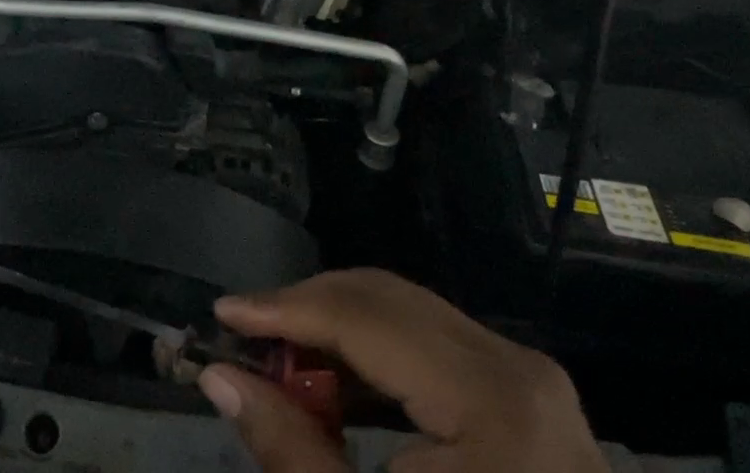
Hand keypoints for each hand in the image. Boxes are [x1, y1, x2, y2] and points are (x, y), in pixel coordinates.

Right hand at [196, 269, 606, 472]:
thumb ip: (291, 451)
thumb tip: (220, 378)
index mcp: (489, 401)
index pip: (362, 318)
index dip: (282, 310)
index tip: (221, 314)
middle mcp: (516, 367)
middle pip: (385, 299)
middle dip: (305, 310)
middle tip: (245, 338)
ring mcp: (529, 375)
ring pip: (408, 312)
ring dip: (337, 327)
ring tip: (281, 361)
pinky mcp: (528, 392)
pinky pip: (435, 342)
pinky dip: (377, 351)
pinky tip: (338, 384)